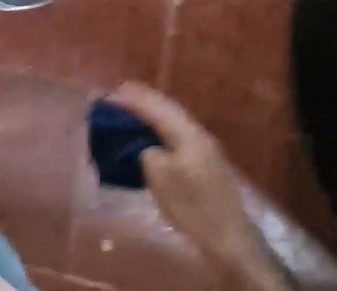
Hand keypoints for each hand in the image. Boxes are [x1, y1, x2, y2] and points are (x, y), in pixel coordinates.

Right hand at [112, 82, 289, 289]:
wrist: (230, 240)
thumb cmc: (193, 208)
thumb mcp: (160, 178)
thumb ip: (147, 152)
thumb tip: (146, 147)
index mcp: (188, 134)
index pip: (154, 107)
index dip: (129, 100)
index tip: (106, 98)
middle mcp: (198, 133)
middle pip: (166, 106)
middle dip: (141, 98)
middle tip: (117, 94)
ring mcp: (205, 147)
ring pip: (173, 119)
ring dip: (151, 111)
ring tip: (130, 109)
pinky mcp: (206, 162)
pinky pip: (177, 132)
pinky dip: (159, 126)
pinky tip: (150, 133)